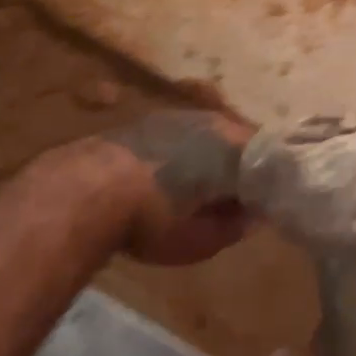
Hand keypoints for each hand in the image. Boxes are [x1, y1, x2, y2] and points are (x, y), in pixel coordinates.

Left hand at [102, 109, 254, 264]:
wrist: (86, 188)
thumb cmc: (155, 217)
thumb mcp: (201, 240)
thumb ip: (234, 227)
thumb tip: (253, 216)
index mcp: (234, 145)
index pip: (268, 157)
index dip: (269, 180)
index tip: (265, 203)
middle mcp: (212, 120)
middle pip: (238, 141)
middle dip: (240, 167)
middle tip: (234, 200)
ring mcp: (178, 115)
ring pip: (208, 136)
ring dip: (209, 158)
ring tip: (199, 190)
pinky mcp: (147, 120)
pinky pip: (179, 136)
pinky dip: (181, 154)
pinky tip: (166, 179)